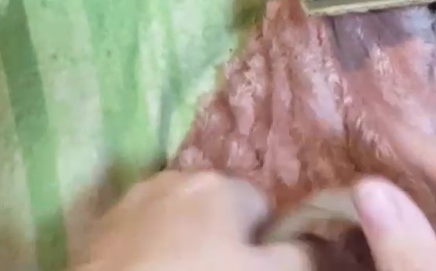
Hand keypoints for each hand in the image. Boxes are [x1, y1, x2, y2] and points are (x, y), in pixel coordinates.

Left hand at [77, 170, 312, 270]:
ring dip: (188, 239)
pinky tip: (152, 270)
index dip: (266, 245)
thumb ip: (299, 257)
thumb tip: (325, 242)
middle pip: (220, 208)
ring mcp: (141, 193)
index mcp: (223, 185)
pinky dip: (154, 246)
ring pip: (181, 216)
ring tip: (184, 270)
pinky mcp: (110, 217)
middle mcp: (182, 174)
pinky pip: (147, 228)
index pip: (263, 207)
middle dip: (225, 238)